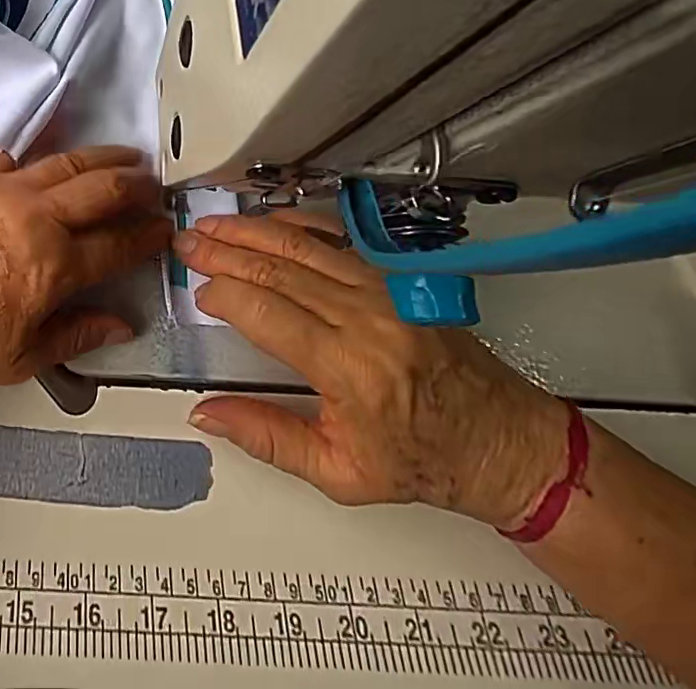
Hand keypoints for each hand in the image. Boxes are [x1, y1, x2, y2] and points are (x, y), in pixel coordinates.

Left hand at [0, 146, 171, 405]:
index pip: (120, 243)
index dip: (148, 235)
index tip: (162, 229)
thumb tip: (118, 325)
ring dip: (99, 158)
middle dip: (136, 185)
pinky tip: (34, 165)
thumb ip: (75, 336)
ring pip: (64, 162)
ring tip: (120, 157)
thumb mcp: (20, 356)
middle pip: (103, 188)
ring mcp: (1, 190)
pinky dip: (29, 160)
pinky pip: (9, 159)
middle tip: (151, 186)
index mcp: (56, 265)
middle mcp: (37, 217)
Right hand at [172, 212, 568, 529]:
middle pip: (277, 270)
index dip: (224, 296)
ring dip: (249, 231)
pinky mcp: (397, 284)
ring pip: (302, 247)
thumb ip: (265, 437)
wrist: (509, 445)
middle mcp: (368, 322)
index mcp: (350, 370)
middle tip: (186, 244)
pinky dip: (295, 225)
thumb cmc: (427, 461)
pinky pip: (337, 242)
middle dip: (222, 253)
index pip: (266, 313)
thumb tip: (206, 412)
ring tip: (210, 225)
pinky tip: (266, 220)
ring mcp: (386, 295)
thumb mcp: (339, 474)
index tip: (199, 295)